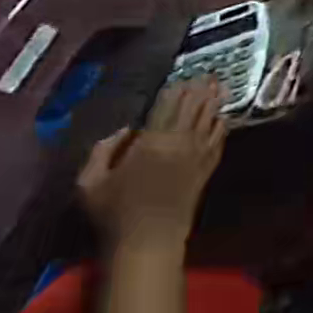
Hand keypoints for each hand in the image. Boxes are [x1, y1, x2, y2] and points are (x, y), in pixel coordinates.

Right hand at [77, 78, 226, 248]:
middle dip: (199, 89)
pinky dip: (221, 123)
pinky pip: (219, 137)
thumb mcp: (91, 182)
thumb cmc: (115, 212)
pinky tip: (222, 116)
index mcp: (151, 140)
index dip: (176, 89)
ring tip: (218, 85)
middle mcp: (179, 140)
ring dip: (214, 100)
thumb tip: (125, 129)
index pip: (168, 105)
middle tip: (207, 73)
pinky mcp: (209, 165)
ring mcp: (198, 152)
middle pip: (193, 106)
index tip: (182, 76)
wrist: (150, 239)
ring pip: (209, 118)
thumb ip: (103, 150)